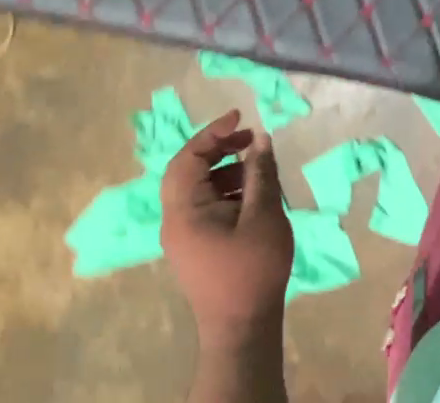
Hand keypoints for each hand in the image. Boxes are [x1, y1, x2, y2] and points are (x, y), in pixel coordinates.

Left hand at [161, 110, 294, 344]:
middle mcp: (176, 220)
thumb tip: (261, 138)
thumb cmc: (253, 267)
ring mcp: (185, 235)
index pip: (187, 158)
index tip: (241, 115)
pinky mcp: (198, 245)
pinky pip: (207, 204)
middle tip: (251, 137)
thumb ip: (261, 173)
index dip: (212, 132)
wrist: (242, 325)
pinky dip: (228, 189)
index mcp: (184, 211)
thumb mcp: (264, 214)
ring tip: (259, 165)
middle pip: (188, 170)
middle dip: (218, 148)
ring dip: (226, 168)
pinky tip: (255, 193)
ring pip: (199, 187)